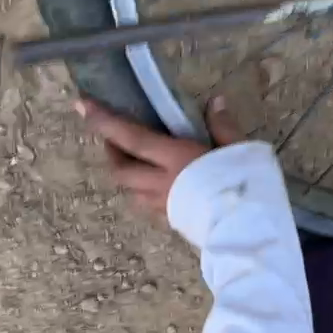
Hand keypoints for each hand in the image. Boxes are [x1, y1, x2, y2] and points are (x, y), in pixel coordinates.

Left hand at [77, 96, 245, 222]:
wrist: (251, 231)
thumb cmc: (247, 185)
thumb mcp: (239, 149)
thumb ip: (223, 126)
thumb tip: (215, 102)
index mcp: (175, 159)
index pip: (130, 137)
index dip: (105, 121)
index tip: (81, 106)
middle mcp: (161, 183)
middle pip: (120, 169)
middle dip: (111, 152)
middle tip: (116, 140)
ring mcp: (164, 206)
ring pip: (131, 191)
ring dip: (127, 175)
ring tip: (138, 165)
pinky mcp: (173, 223)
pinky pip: (147, 207)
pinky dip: (144, 195)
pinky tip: (158, 190)